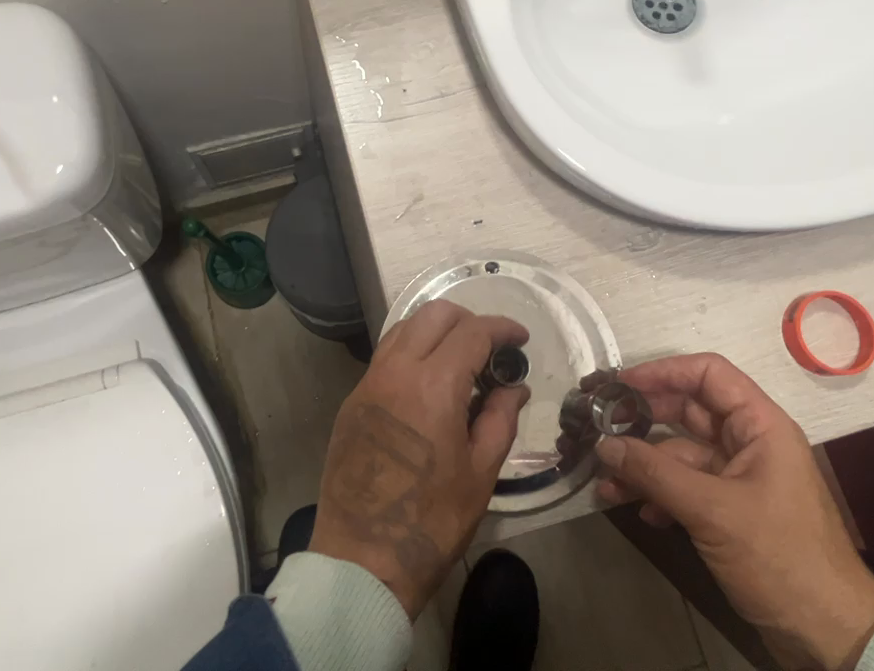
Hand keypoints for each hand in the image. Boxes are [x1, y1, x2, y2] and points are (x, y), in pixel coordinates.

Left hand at [309, 299, 529, 618]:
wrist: (362, 558)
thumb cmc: (431, 521)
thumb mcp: (480, 472)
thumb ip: (500, 418)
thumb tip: (514, 387)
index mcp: (433, 385)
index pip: (472, 332)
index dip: (502, 328)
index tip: (521, 338)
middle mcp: (396, 371)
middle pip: (434, 315)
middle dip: (468, 320)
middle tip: (492, 348)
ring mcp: (368, 383)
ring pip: (404, 329)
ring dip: (436, 331)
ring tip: (461, 360)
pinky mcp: (352, 401)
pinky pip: (385, 356)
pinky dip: (411, 351)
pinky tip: (429, 381)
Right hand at [594, 354, 873, 670]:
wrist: (828, 633)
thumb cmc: (779, 557)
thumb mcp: (711, 511)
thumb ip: (655, 473)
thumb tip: (604, 444)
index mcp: (761, 426)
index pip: (709, 374)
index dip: (664, 371)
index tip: (621, 383)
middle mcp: (751, 442)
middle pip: (689, 411)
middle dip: (644, 420)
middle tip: (602, 427)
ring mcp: (741, 477)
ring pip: (682, 453)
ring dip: (645, 465)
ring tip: (608, 484)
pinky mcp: (733, 510)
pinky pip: (688, 486)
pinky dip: (661, 494)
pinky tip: (641, 511)